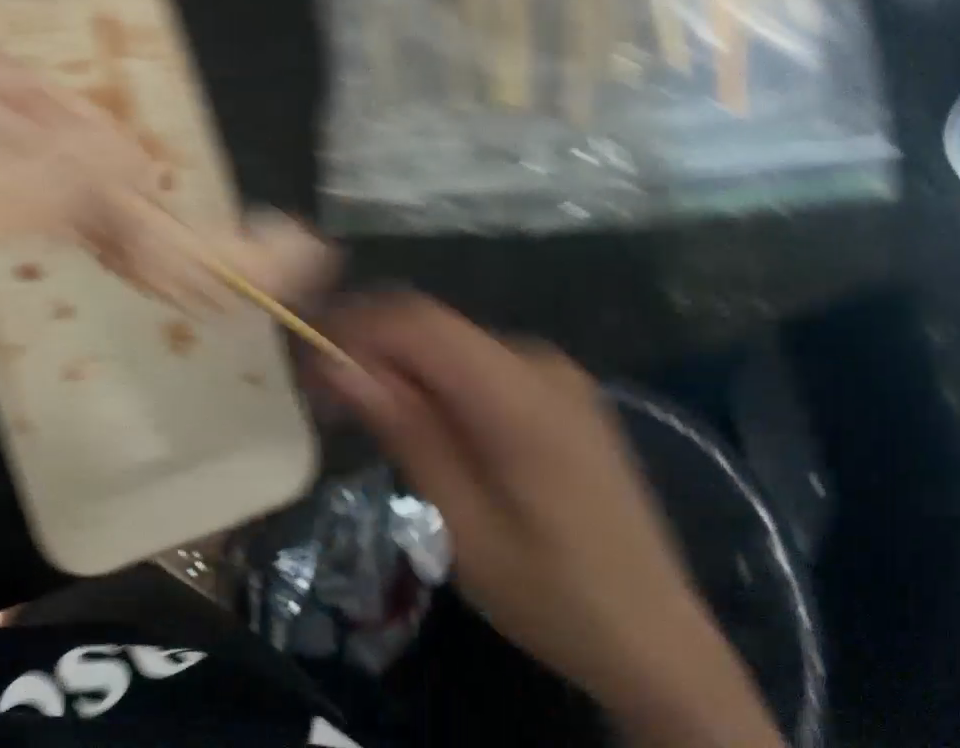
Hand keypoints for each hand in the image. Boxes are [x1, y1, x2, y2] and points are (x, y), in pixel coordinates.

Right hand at [316, 294, 782, 747]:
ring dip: (395, 367)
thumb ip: (405, 430)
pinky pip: (474, 366)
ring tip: (358, 416)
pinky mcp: (557, 395)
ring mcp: (556, 377)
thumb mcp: (464, 522)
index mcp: (521, 396)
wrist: (656, 638)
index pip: (417, 320)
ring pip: (447, 344)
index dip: (351, 326)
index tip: (303, 364)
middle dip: (366, 348)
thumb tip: (334, 363)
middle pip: (430, 327)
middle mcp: (541, 365)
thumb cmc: (552, 595)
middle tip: (321, 399)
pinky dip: (430, 381)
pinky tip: (414, 425)